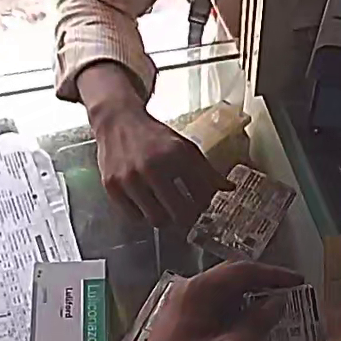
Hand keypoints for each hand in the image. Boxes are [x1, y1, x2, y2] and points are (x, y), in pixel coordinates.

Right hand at [78, 62, 232, 230]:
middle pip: (180, 214)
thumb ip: (206, 171)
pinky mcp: (112, 186)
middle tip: (187, 216)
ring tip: (166, 210)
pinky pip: (134, 217)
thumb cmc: (155, 137)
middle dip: (187, 219)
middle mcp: (152, 167)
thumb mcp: (185, 148)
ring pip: (156, 219)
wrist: (117, 121)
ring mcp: (130, 178)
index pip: (201, 195)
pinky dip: (142, 216)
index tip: (204, 207)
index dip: (205, 206)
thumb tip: (229, 189)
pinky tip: (147, 204)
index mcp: (176, 155)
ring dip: (165, 219)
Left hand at [103, 260, 303, 340]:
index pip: (240, 271)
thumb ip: (256, 324)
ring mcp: (182, 314)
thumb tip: (278, 302)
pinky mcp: (183, 333)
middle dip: (264, 289)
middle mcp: (187, 296)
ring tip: (281, 318)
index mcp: (196, 293)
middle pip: (232, 283)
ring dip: (252, 307)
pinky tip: (258, 336)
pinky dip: (239, 323)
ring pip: (224, 301)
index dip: (273, 275)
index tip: (299, 283)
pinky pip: (216, 319)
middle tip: (293, 300)